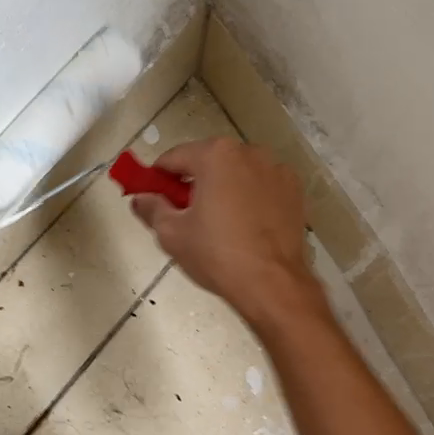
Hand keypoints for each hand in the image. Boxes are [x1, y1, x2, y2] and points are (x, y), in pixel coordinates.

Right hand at [128, 138, 329, 331]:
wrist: (271, 283)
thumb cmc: (216, 255)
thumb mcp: (172, 234)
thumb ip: (151, 209)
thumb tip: (139, 198)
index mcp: (215, 155)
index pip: (174, 157)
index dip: (158, 177)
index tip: (152, 197)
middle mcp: (249, 152)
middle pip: (209, 162)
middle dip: (193, 183)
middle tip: (185, 216)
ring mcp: (276, 169)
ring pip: (237, 174)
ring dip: (223, 190)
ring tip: (219, 225)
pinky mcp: (294, 190)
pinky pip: (261, 188)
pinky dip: (250, 200)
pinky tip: (246, 228)